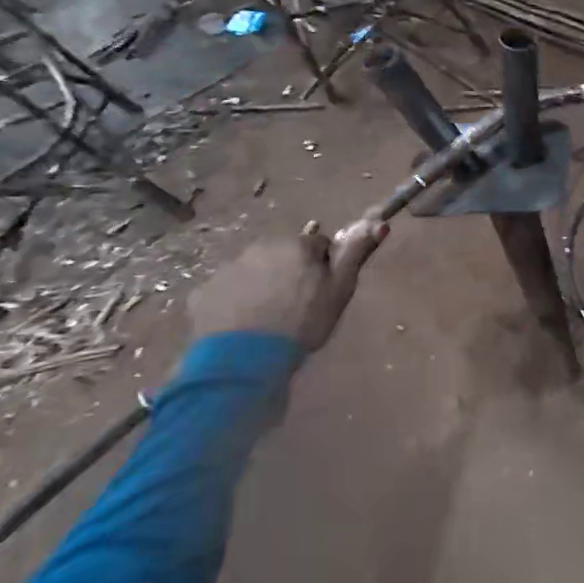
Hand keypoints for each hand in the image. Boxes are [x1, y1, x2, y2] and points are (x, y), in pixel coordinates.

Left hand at [186, 220, 388, 351]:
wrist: (245, 359)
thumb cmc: (302, 324)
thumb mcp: (339, 292)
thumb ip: (356, 255)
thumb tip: (379, 223)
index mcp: (297, 245)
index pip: (317, 246)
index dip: (321, 268)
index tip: (320, 293)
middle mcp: (261, 246)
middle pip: (282, 255)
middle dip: (288, 273)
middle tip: (293, 308)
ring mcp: (229, 268)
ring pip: (252, 272)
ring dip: (260, 287)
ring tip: (266, 321)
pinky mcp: (204, 292)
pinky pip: (225, 292)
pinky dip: (233, 304)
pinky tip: (240, 328)